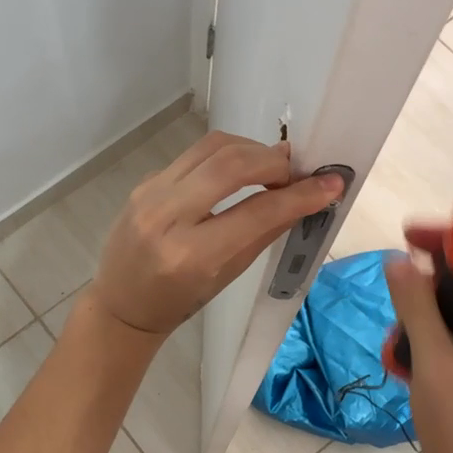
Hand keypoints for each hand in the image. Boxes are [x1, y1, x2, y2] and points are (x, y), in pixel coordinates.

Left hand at [88, 131, 343, 334]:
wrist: (121, 305)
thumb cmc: (177, 302)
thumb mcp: (225, 277)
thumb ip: (262, 233)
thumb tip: (304, 197)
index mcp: (190, 256)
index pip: (255, 212)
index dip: (299, 194)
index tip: (331, 183)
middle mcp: (166, 218)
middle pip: (231, 164)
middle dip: (274, 161)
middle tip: (297, 172)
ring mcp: (150, 195)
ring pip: (212, 148)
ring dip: (251, 151)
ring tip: (272, 168)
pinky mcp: (145, 183)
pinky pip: (193, 157)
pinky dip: (225, 158)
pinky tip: (240, 172)